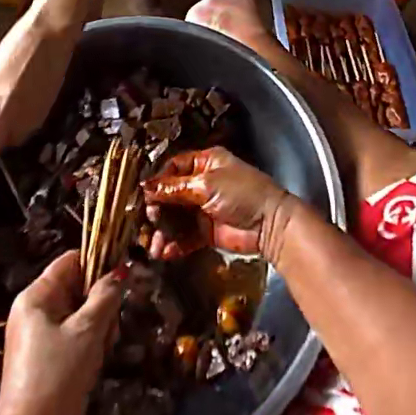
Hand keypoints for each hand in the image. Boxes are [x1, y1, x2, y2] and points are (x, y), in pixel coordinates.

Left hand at [0, 7, 78, 158]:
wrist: (50, 34)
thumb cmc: (19, 42)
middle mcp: (2, 108)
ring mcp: (24, 113)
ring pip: (10, 142)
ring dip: (5, 143)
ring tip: (3, 137)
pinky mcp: (43, 112)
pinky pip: (28, 132)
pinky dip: (22, 133)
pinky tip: (21, 125)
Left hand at [0, 251, 121, 414]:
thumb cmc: (57, 376)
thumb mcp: (87, 332)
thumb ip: (105, 298)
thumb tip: (120, 271)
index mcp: (36, 295)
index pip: (70, 261)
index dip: (97, 263)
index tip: (122, 278)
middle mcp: (32, 308)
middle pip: (76, 288)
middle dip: (99, 305)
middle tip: (110, 328)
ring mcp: (35, 333)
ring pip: (76, 314)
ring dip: (96, 328)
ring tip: (101, 350)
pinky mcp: (41, 356)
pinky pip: (70, 335)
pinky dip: (86, 344)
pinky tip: (93, 363)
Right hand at [142, 147, 295, 259]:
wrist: (271, 226)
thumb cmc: (241, 194)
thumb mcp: (206, 185)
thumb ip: (175, 188)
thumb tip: (146, 188)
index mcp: (205, 162)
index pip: (174, 167)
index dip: (159, 180)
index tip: (144, 194)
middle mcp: (203, 183)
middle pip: (172, 194)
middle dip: (158, 208)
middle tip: (148, 220)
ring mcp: (204, 208)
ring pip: (177, 217)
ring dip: (164, 230)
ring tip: (154, 245)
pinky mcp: (207, 232)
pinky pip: (186, 236)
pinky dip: (175, 244)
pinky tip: (164, 252)